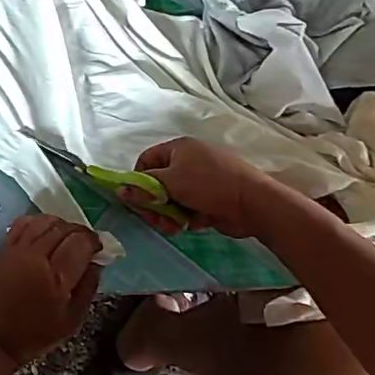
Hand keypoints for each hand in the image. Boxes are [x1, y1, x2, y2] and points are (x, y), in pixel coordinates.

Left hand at [0, 215, 101, 365]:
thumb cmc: (35, 334)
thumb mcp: (72, 321)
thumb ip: (87, 288)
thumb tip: (96, 263)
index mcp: (56, 278)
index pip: (79, 243)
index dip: (92, 240)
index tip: (99, 247)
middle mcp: (36, 257)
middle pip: (62, 229)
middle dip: (79, 231)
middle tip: (86, 241)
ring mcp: (18, 250)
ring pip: (43, 222)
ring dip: (60, 224)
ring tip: (67, 235)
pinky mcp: (4, 249)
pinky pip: (23, 224)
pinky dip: (38, 221)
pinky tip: (45, 230)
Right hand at [118, 137, 297, 240]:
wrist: (254, 203)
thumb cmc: (209, 185)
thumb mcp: (171, 183)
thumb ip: (143, 188)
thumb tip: (119, 191)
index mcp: (178, 148)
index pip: (146, 161)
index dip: (138, 180)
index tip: (137, 199)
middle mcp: (188, 161)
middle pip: (157, 183)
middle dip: (154, 203)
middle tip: (156, 219)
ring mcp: (200, 181)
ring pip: (171, 199)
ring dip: (168, 214)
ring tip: (175, 226)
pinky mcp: (210, 199)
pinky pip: (187, 208)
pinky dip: (185, 217)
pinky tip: (191, 225)